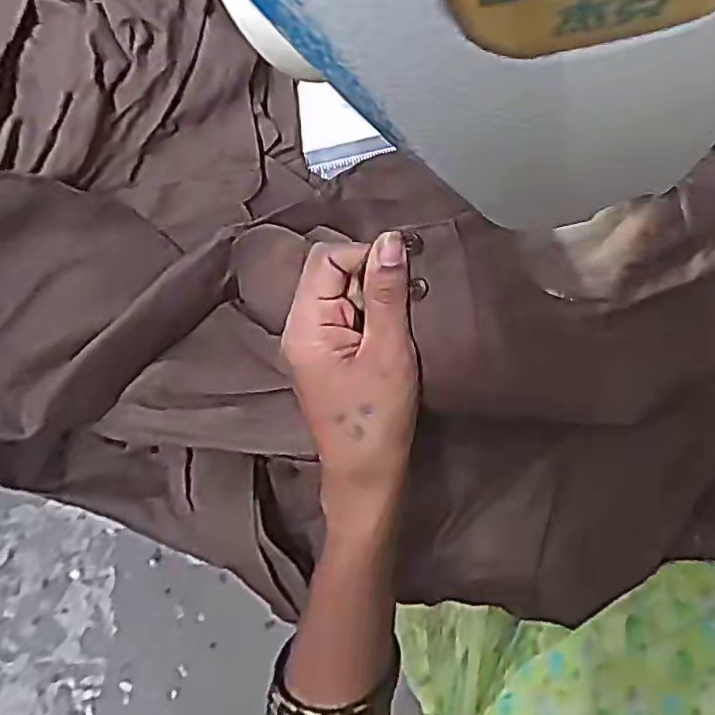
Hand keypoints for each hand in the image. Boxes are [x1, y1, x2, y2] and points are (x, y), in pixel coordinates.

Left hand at [281, 232, 420, 540]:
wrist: (367, 475)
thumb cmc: (376, 417)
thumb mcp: (388, 349)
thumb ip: (387, 292)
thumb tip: (390, 239)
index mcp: (305, 325)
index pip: (326, 258)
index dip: (366, 255)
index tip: (404, 271)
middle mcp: (302, 327)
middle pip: (333, 272)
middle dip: (374, 274)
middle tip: (412, 294)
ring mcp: (317, 341)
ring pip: (347, 292)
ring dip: (380, 294)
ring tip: (409, 313)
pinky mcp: (333, 353)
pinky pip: (353, 314)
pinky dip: (378, 312)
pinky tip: (399, 327)